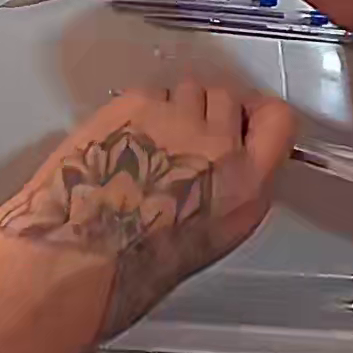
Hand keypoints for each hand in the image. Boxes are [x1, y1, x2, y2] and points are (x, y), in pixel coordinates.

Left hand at [0, 75, 295, 344]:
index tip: (247, 118)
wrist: (75, 252)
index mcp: (245, 186)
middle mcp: (216, 145)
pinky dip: (144, 108)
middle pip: (228, 95)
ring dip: (178, 106)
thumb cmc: (134, 264)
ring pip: (189, 88)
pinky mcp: (135, 102)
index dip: (260, 115)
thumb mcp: (211, 237)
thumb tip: (228, 160)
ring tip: (151, 141)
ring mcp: (174, 117)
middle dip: (211, 111)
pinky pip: (153, 91)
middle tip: (185, 136)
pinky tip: (126, 141)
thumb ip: (233, 189)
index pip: (277, 119)